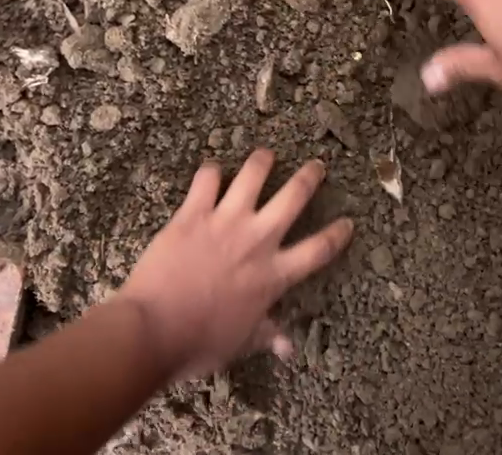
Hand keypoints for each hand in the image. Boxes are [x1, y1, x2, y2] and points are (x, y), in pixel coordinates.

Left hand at [117, 150, 352, 380]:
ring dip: (262, 161)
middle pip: (293, 197)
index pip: (317, 250)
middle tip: (317, 165)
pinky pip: (207, 179)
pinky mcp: (194, 213)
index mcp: (272, 275)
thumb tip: (288, 347)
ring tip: (266, 154)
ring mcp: (225, 221)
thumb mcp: (240, 344)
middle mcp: (256, 241)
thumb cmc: (198, 344)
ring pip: (253, 174)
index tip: (348, 222)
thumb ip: (266, 335)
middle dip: (310, 176)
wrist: (153, 331)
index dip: (337, 235)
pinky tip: (211, 170)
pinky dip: (210, 171)